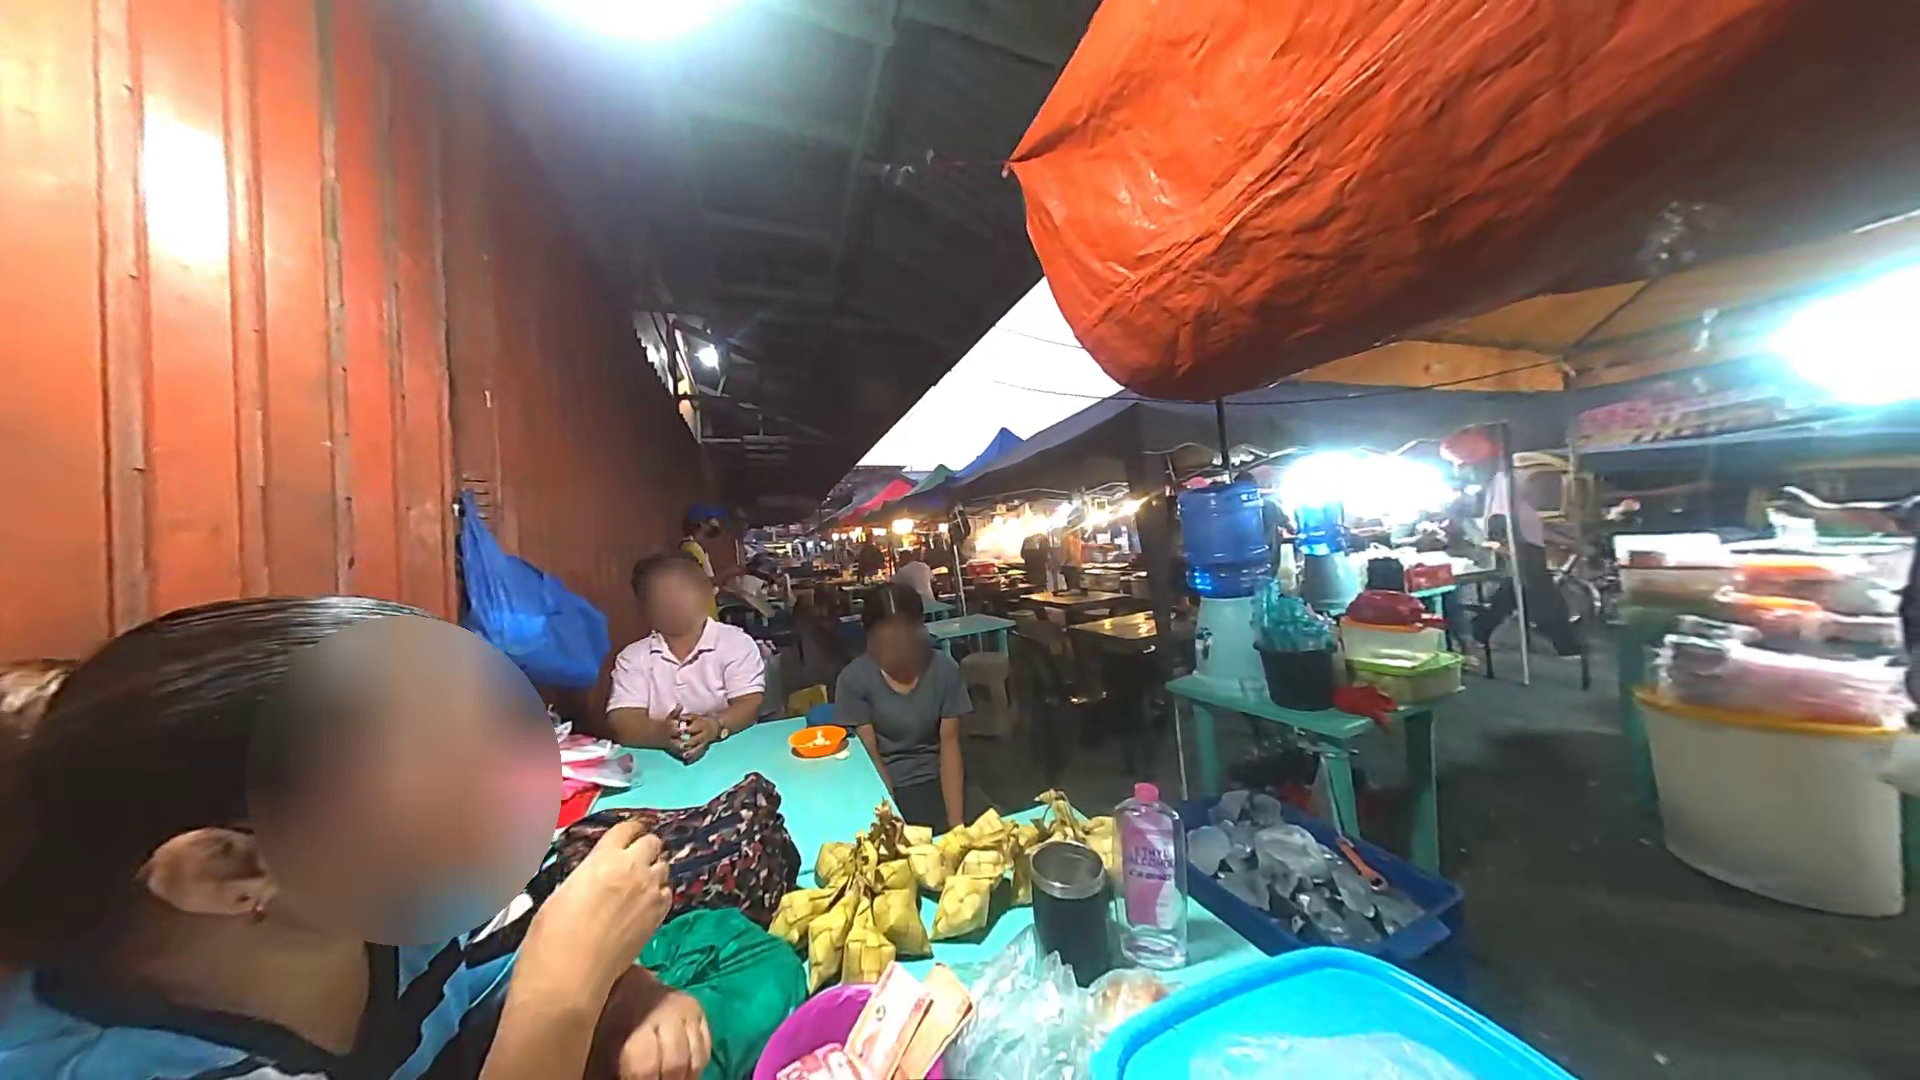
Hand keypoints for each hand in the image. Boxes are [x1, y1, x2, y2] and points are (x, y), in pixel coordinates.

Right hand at [518, 820, 671, 997]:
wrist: (567, 981)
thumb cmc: (549, 939)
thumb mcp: (562, 893)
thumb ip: (588, 874)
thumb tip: (598, 871)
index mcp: (604, 858)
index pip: (627, 828)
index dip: (627, 832)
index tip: (626, 838)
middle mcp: (633, 866)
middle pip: (652, 842)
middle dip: (644, 849)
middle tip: (633, 863)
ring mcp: (650, 888)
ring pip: (663, 866)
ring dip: (652, 871)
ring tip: (638, 887)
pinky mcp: (660, 911)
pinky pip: (666, 891)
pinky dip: (657, 894)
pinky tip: (643, 907)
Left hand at [617, 991, 710, 1079]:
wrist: (629, 991)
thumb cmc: (612, 1029)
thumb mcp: (606, 1051)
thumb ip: (619, 1072)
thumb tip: (628, 1079)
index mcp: (639, 1022)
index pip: (647, 1067)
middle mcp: (670, 1012)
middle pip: (676, 1063)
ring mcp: (690, 1010)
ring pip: (696, 1058)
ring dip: (684, 1077)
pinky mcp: (701, 1013)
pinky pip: (706, 1048)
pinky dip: (696, 1067)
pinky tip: (683, 1074)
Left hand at [676, 713, 721, 763]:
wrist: (717, 727)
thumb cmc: (703, 720)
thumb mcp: (697, 716)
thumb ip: (689, 717)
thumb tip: (681, 717)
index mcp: (702, 725)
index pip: (695, 727)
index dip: (687, 729)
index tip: (680, 731)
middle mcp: (704, 734)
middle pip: (697, 739)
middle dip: (690, 743)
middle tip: (682, 746)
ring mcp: (705, 743)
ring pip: (699, 748)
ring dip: (692, 752)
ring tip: (684, 756)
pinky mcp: (704, 748)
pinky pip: (699, 754)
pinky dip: (694, 758)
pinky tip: (687, 762)